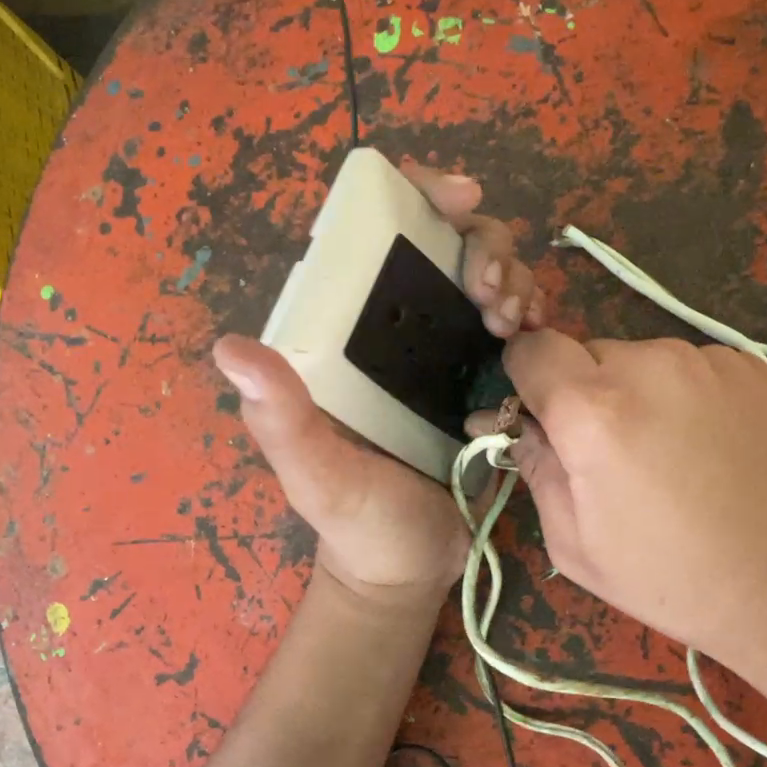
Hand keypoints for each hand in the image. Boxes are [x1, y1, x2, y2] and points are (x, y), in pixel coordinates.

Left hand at [210, 159, 537, 605]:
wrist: (412, 569)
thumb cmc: (356, 523)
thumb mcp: (316, 476)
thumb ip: (283, 422)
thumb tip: (233, 350)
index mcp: (349, 335)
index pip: (375, 237)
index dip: (417, 197)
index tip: (460, 203)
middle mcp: (400, 330)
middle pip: (449, 245)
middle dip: (483, 245)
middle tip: (492, 295)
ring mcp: (449, 352)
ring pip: (492, 278)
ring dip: (514, 278)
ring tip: (510, 322)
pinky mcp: (489, 380)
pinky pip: (520, 329)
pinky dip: (533, 317)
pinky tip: (532, 336)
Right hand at [498, 331, 766, 672]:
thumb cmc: (671, 579)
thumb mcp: (575, 545)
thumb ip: (537, 470)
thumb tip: (517, 425)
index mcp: (592, 411)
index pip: (530, 350)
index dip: (527, 381)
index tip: (542, 418)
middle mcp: (647, 364)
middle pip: (586, 355)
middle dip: (584, 394)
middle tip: (610, 456)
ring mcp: (705, 360)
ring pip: (639, 358)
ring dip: (635, 392)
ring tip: (668, 455)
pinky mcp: (750, 366)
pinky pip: (690, 366)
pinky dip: (684, 394)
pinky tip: (709, 446)